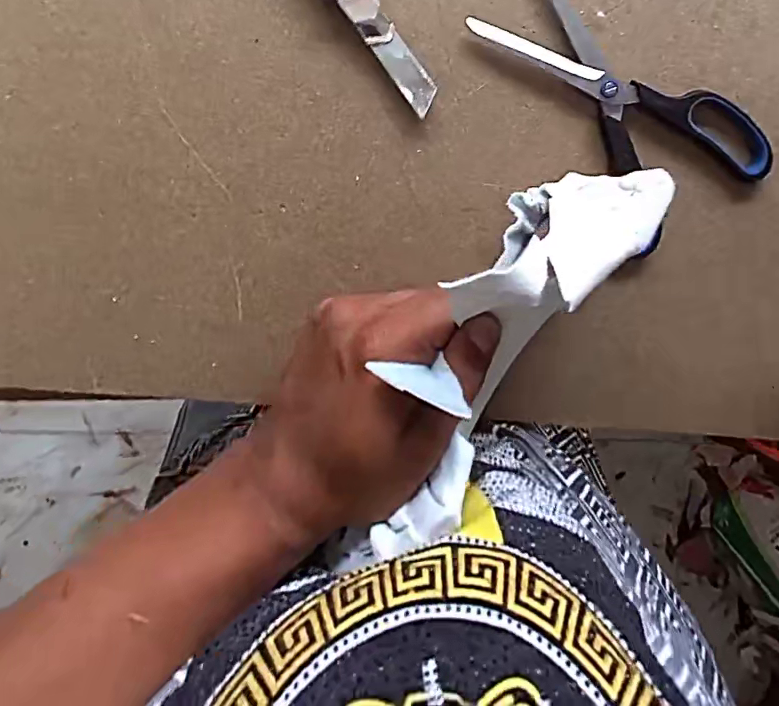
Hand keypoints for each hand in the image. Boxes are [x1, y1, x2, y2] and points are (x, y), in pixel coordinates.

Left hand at [231, 290, 500, 546]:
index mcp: (377, 345)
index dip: (479, 311)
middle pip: (426, 298)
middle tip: (454, 371)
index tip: (498, 331)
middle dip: (451, 326)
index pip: (447, 302)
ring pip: (404, 301)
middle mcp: (350, 314)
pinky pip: (379, 308)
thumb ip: (461, 377)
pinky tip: (391, 366)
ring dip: (424, 328)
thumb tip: (488, 325)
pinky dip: (397, 329)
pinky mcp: (322, 315)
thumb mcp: (424, 443)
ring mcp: (331, 310)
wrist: (281, 481)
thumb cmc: (356, 477)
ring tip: (420, 375)